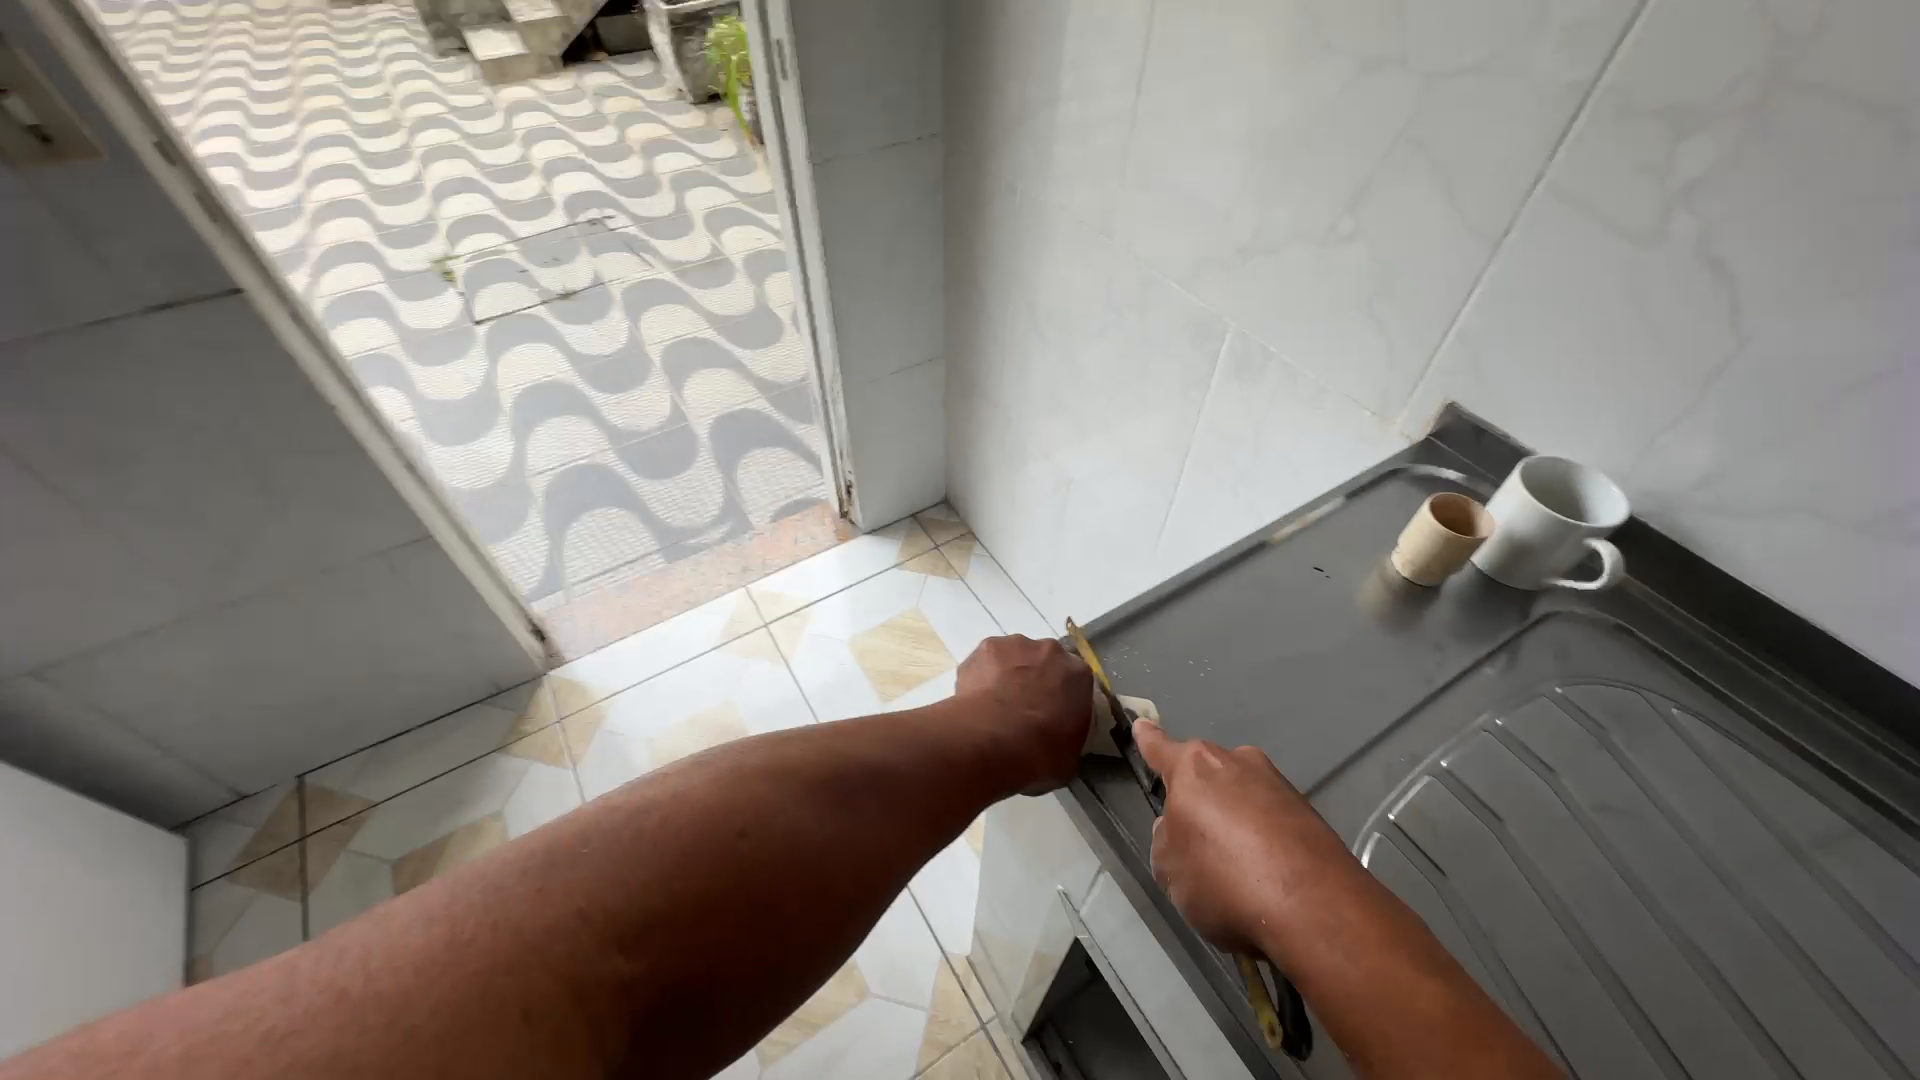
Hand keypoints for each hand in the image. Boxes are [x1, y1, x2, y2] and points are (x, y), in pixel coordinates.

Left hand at [954, 635, 1091, 792]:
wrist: (994, 739)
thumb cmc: (1040, 752)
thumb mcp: (1069, 756)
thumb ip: (1069, 738)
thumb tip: (1060, 743)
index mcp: (1079, 675)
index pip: (1074, 681)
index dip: (1061, 698)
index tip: (1051, 715)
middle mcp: (1051, 651)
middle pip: (1044, 662)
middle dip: (1035, 680)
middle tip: (1022, 709)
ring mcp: (1016, 645)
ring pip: (1014, 657)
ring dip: (1008, 674)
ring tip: (995, 706)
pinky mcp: (986, 647)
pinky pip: (986, 661)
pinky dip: (982, 675)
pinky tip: (976, 699)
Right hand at [1134, 719, 1358, 956]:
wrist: (1315, 909)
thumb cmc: (1224, 879)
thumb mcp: (1168, 869)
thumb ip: (1166, 840)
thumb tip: (1182, 830)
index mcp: (1194, 767)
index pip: (1160, 748)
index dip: (1148, 741)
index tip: (1142, 726)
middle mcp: (1238, 763)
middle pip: (1208, 776)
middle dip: (1200, 799)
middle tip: (1196, 842)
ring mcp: (1279, 786)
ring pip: (1243, 799)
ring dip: (1235, 823)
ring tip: (1236, 872)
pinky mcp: (1311, 815)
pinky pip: (1272, 824)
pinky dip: (1265, 844)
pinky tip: (1266, 881)